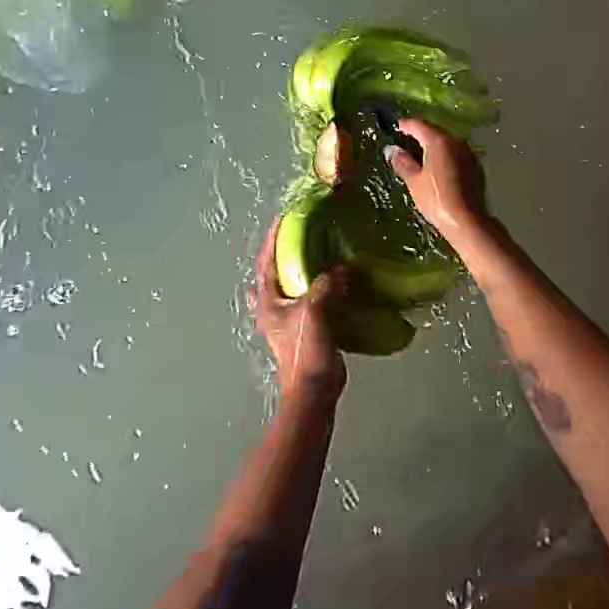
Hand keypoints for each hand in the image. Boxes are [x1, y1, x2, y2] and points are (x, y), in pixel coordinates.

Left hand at [253, 221, 347, 400]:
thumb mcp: (314, 311)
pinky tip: (336, 281)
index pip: (266, 261)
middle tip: (303, 234)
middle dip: (285, 252)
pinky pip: (313, 299)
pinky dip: (321, 287)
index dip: (272, 238)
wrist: (313, 390)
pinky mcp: (306, 328)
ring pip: (293, 285)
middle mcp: (273, 306)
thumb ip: (326, 286)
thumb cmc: (304, 349)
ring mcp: (288, 318)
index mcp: (267, 300)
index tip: (283, 218)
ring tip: (320, 252)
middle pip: (276, 272)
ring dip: (303, 269)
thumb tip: (342, 268)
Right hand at [387, 119, 489, 238]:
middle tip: (405, 141)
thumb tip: (392, 150)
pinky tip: (436, 167)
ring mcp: (468, 154)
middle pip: (435, 131)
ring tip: (419, 154)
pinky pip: (455, 154)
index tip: (396, 127)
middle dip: (420, 134)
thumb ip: (402, 162)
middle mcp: (456, 142)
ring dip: (433, 146)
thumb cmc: (435, 198)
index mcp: (439, 141)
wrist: (466, 220)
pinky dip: (444, 156)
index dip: (406, 126)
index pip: (419, 125)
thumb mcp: (413, 181)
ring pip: (447, 143)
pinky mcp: (475, 167)